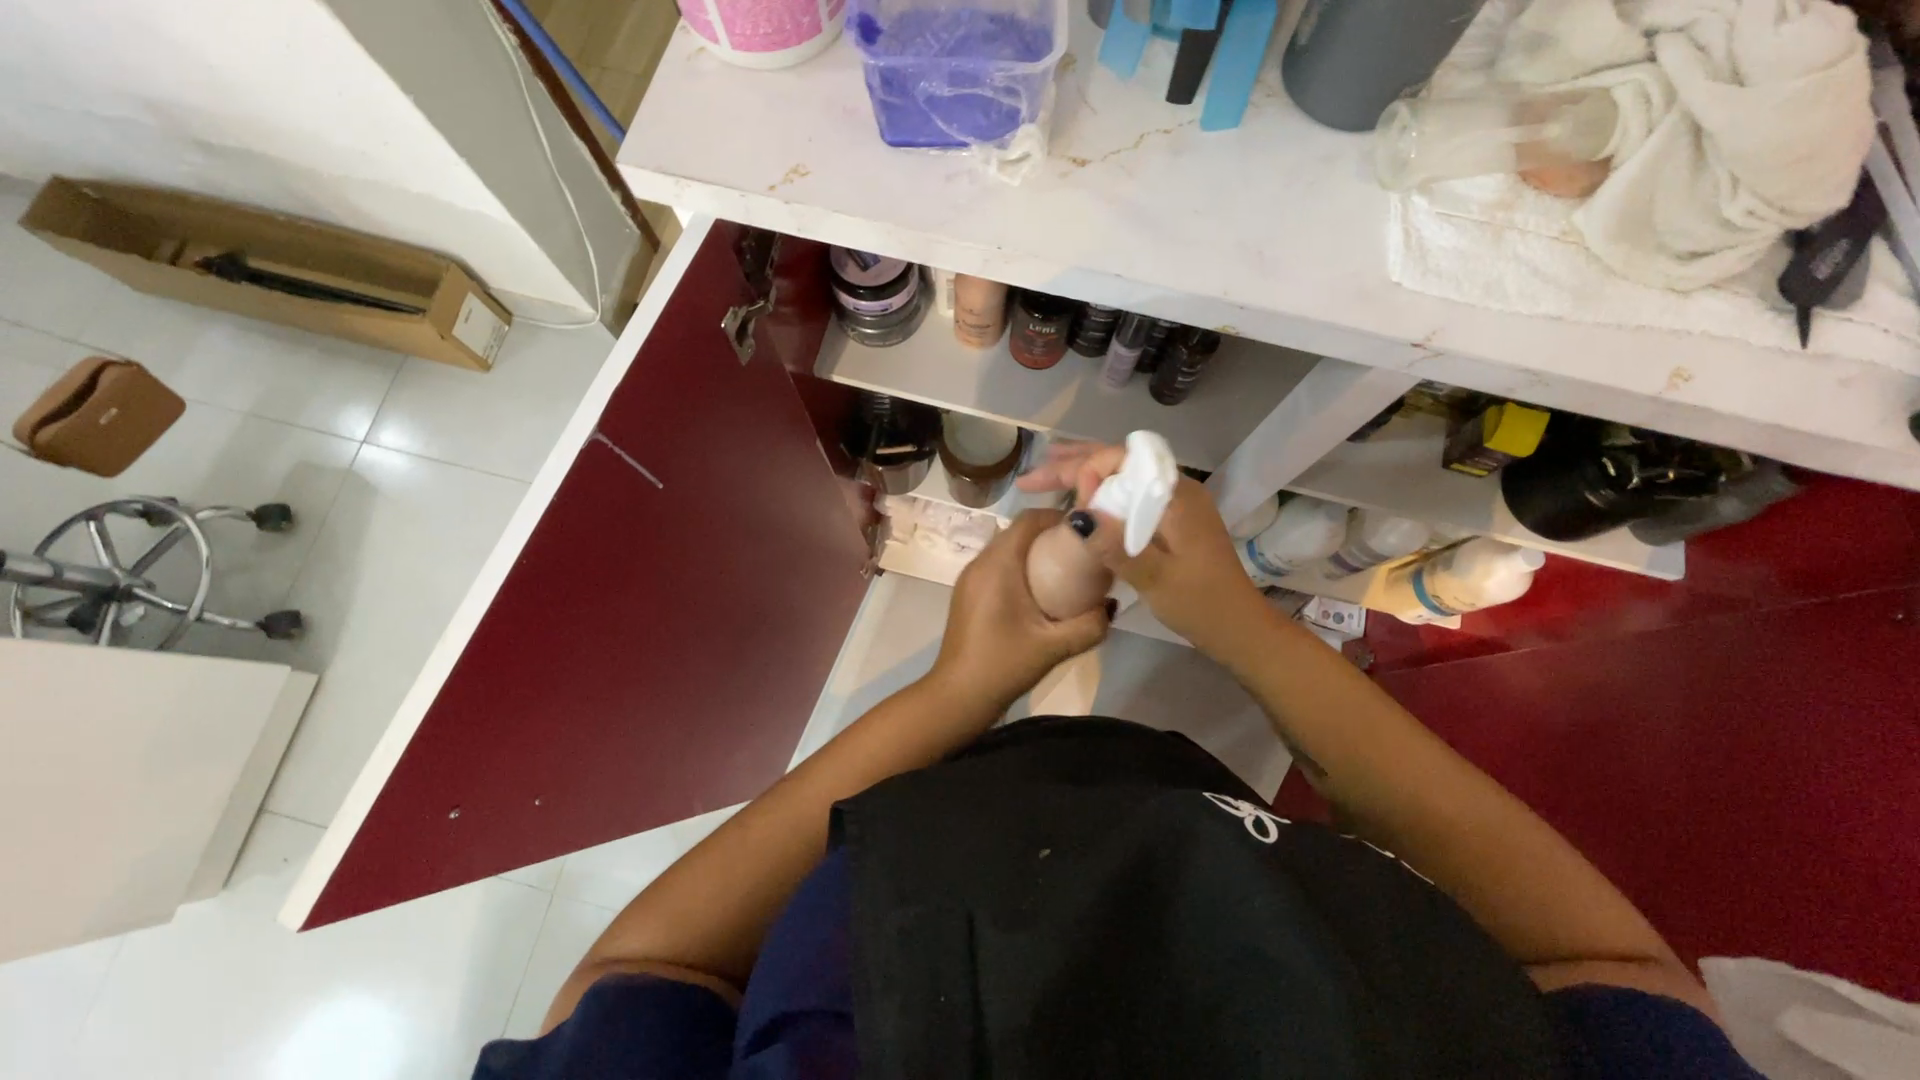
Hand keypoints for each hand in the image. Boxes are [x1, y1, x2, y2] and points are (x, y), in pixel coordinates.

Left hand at [930, 509, 1111, 711]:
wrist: (957, 696)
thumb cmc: (1003, 665)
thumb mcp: (1055, 646)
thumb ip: (1090, 625)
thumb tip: (1111, 606)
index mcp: (998, 564)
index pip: (1029, 519)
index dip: (1060, 517)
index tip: (1087, 530)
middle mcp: (980, 563)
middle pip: (1019, 532)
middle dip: (1052, 536)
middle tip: (1083, 553)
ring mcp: (970, 579)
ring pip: (1008, 550)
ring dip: (1036, 554)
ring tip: (1068, 572)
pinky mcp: (968, 594)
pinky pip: (998, 567)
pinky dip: (1021, 569)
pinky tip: (1042, 594)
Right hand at [1018, 441, 1265, 654]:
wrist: (1238, 627)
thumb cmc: (1200, 603)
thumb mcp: (1155, 579)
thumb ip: (1117, 546)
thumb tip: (1077, 517)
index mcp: (1176, 495)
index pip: (1123, 460)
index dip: (1089, 471)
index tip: (1067, 501)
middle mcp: (1174, 489)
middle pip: (1118, 463)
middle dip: (1073, 465)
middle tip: (1031, 476)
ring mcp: (1172, 504)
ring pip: (1122, 476)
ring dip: (1083, 473)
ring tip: (1045, 472)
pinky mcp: (1169, 520)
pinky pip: (1128, 493)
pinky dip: (1099, 491)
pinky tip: (1078, 499)